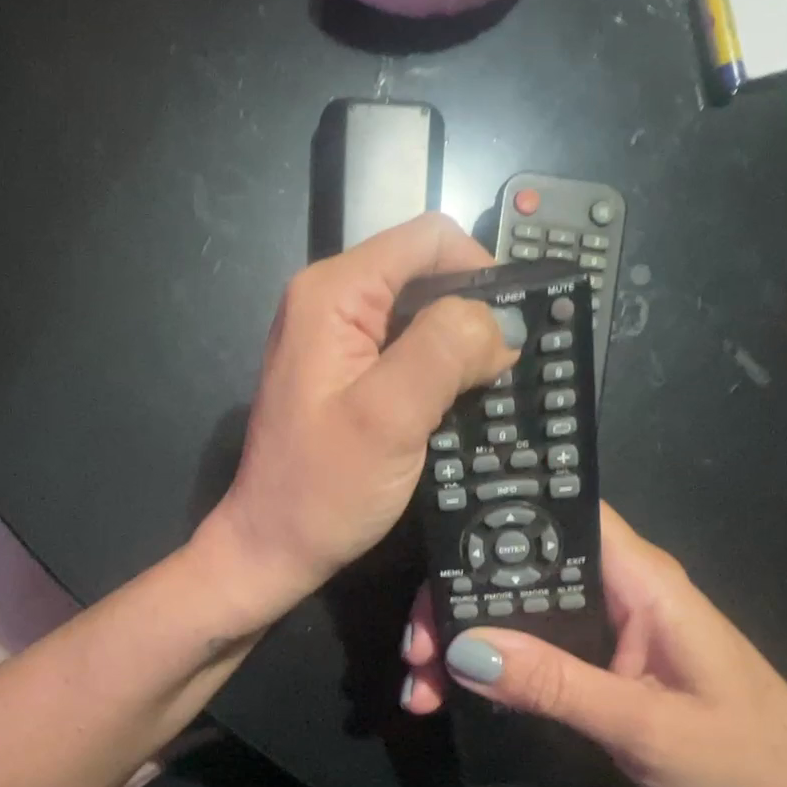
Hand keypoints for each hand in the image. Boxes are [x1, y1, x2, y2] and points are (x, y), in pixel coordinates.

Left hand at [198, 213, 519, 606]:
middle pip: (425, 273)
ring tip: (489, 389)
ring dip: (459, 346)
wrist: (272, 547)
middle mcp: (329, 301)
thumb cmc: (323, 488)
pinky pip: (405, 349)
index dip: (481, 270)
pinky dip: (438, 369)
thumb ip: (446, 348)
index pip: (428, 239)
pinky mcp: (344, 372)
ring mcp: (334, 338)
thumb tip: (499, 319)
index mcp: (333, 294)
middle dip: (473, 313)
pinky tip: (455, 403)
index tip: (514, 328)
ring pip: (420, 313)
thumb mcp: (391, 414)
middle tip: (506, 367)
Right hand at [400, 502, 786, 786]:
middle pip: (516, 563)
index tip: (430, 568)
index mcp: (639, 578)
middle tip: (413, 652)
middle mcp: (614, 583)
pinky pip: (526, 638)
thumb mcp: (645, 726)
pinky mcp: (594, 648)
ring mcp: (602, 616)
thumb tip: (464, 650)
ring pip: (512, 604)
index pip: (554, 514)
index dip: (487, 523)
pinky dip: (485, 661)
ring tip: (419, 687)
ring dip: (461, 637)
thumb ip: (556, 686)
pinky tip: (449, 693)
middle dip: (455, 600)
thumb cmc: (743, 755)